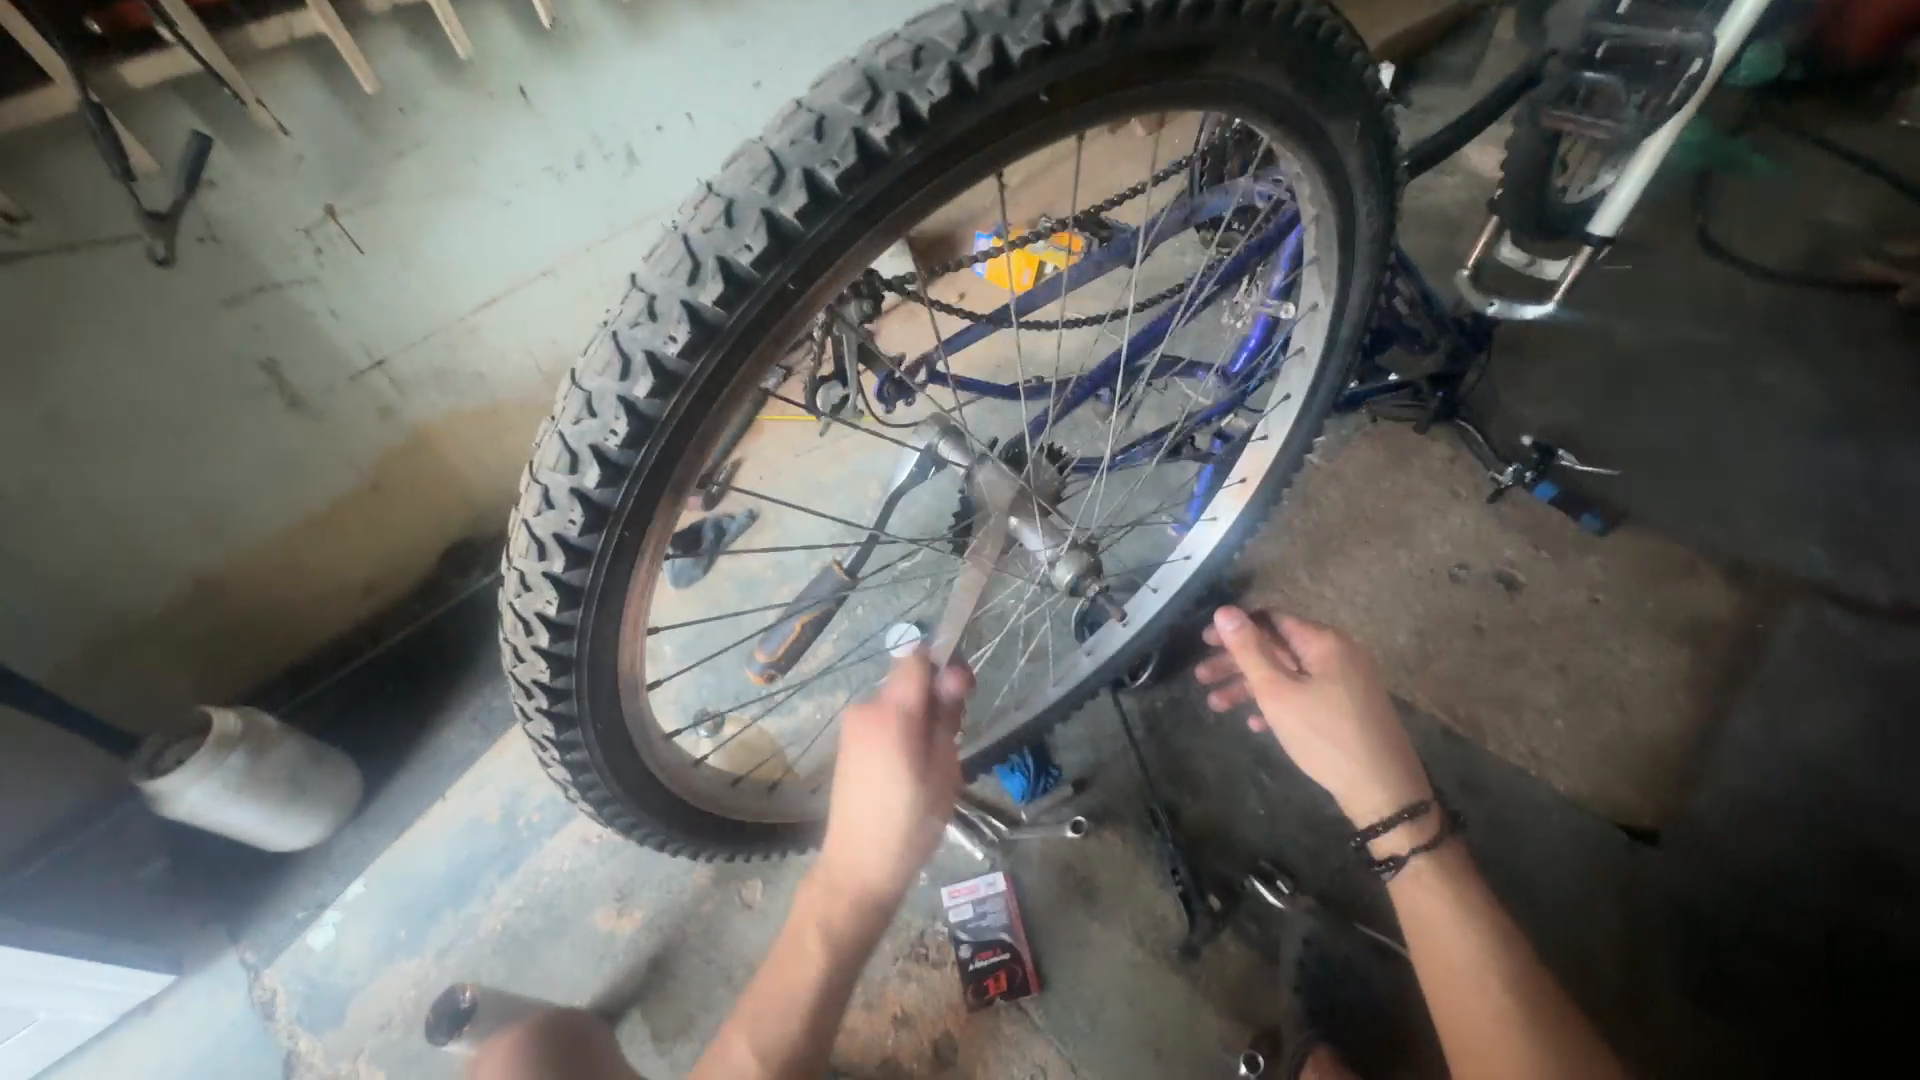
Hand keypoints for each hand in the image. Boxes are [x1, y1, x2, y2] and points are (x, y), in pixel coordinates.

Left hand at [817, 650, 973, 908]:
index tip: (962, 695)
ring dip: (916, 717)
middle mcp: (865, 708)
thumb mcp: (943, 768)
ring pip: (896, 702)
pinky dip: (899, 731)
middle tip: (950, 741)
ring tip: (928, 763)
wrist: (859, 866)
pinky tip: (907, 769)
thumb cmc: (911, 821)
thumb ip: (947, 715)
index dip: (943, 667)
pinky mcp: (847, 743)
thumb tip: (955, 673)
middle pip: (907, 681)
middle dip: (933, 699)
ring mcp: (852, 726)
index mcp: (891, 711)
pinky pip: (882, 721)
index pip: (917, 658)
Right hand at [1194, 606, 1431, 826]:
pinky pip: (1305, 694)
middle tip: (1201, 678)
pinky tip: (1255, 725)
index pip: (1271, 620)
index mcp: (1324, 642)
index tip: (1204, 645)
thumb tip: (1224, 610)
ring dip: (1251, 687)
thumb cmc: (1324, 735)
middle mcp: (1338, 654)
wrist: (1383, 790)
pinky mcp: (1348, 707)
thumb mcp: (1277, 691)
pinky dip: (1278, 703)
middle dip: (1237, 663)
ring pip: (1289, 674)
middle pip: (1277, 648)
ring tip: (1216, 706)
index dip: (1234, 629)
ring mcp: (1346, 682)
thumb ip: (1249, 650)